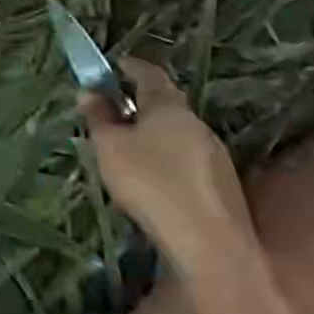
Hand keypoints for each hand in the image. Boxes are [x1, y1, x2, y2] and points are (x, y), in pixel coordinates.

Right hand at [79, 58, 252, 264]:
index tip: (111, 66)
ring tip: (126, 149)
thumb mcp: (109, 146)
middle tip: (110, 112)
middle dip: (137, 104)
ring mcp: (215, 156)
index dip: (129, 66)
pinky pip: (187, 158)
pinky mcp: (223, 185)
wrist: (211, 247)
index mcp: (169, 107)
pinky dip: (167, 158)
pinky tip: (152, 179)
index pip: (149, 74)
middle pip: (164, 104)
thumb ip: (98, 117)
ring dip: (152, 133)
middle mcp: (197, 124)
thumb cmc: (151, 183)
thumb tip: (90, 94)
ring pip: (176, 133)